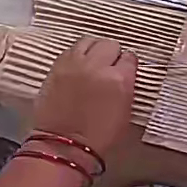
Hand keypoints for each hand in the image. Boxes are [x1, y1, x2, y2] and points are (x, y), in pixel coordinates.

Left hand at [31, 36, 139, 153]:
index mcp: (119, 79)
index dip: (128, 64)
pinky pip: (71, 50)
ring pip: (89, 41)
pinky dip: (77, 55)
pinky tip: (78, 66)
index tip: (125, 70)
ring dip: (94, 49)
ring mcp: (75, 64)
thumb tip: (124, 75)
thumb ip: (126, 87)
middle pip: (110, 44)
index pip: (130, 57)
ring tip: (93, 61)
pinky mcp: (57, 67)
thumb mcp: (125, 112)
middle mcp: (97, 66)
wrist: (64, 146)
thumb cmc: (99, 137)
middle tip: (109, 66)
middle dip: (112, 54)